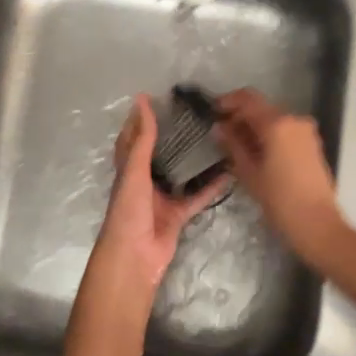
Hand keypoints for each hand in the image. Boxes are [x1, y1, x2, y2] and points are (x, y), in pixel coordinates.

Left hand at [95, 94, 230, 289]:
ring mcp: (162, 199)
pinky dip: (211, 187)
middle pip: (158, 154)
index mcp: (127, 170)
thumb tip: (142, 102)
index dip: (139, 119)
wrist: (134, 257)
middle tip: (193, 115)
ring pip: (180, 174)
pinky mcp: (178, 215)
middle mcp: (144, 182)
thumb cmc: (129, 210)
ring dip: (193, 160)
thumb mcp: (135, 171)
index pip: (131, 139)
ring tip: (212, 137)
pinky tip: (228, 173)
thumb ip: (143, 140)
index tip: (154, 98)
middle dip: (171, 136)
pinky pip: (197, 197)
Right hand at [214, 89, 345, 255]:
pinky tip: (257, 154)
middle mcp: (294, 120)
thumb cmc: (279, 199)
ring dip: (254, 127)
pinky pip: (285, 131)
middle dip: (240, 117)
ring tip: (237, 147)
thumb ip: (233, 144)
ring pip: (273, 120)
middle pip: (261, 108)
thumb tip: (219, 128)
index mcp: (277, 124)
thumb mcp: (249, 172)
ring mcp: (306, 131)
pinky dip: (269, 135)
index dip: (228, 101)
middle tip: (221, 134)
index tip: (212, 111)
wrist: (317, 223)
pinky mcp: (312, 143)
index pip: (248, 98)